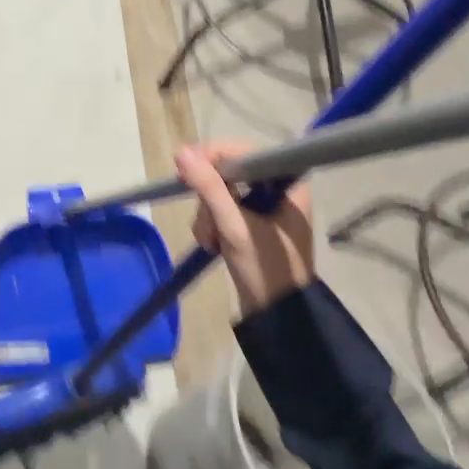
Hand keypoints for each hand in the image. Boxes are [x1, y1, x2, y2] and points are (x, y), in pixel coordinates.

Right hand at [176, 142, 315, 314]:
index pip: (243, 152)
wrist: (276, 316)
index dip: (213, 156)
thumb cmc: (265, 269)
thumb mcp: (235, 227)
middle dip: (210, 198)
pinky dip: (210, 225)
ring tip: (211, 241)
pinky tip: (212, 245)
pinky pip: (220, 210)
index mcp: (286, 185)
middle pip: (228, 172)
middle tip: (206, 220)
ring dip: (208, 216)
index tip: (187, 170)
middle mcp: (276, 190)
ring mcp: (262, 208)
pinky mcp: (249, 224)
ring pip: (219, 192)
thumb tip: (181, 153)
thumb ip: (210, 188)